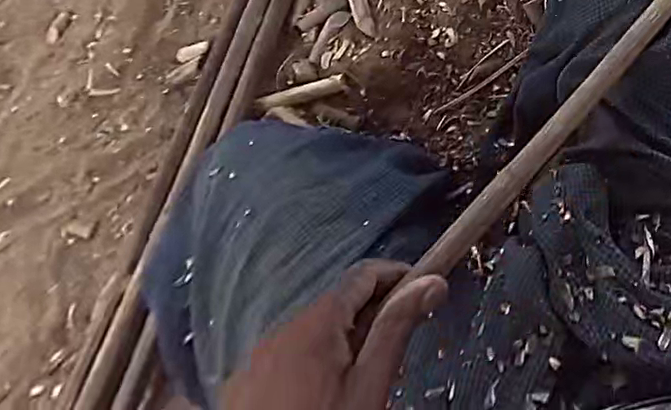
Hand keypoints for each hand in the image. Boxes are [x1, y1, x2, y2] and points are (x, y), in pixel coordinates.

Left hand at [221, 259, 447, 409]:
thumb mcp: (369, 385)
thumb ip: (398, 326)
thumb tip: (432, 281)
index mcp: (315, 325)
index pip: (364, 274)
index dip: (397, 276)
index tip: (421, 292)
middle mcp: (279, 333)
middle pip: (338, 302)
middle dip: (372, 312)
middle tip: (396, 343)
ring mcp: (252, 364)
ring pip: (313, 330)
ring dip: (343, 338)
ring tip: (361, 376)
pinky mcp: (237, 393)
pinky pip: (286, 357)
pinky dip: (312, 362)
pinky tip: (322, 396)